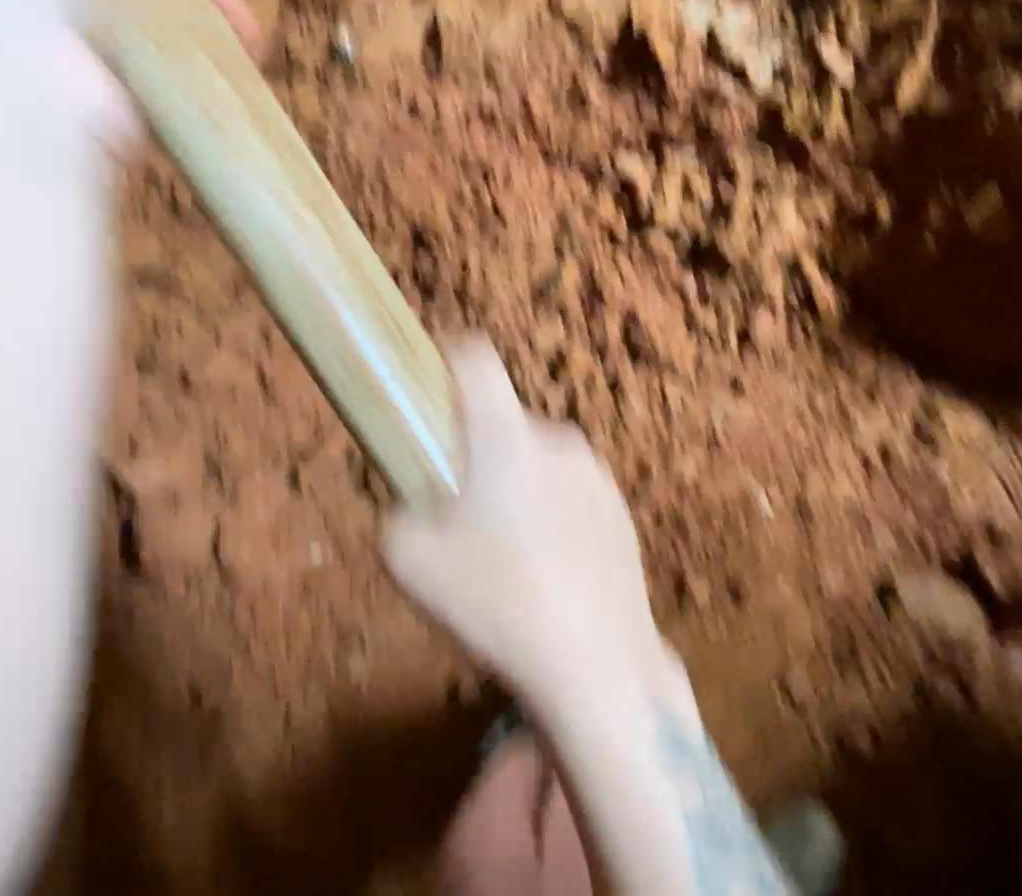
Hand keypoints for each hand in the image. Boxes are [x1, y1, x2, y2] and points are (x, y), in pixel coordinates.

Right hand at [384, 339, 669, 702]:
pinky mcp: (621, 512)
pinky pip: (570, 495)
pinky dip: (552, 516)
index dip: (444, 362)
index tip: (427, 395)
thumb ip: (401, 512)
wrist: (595, 663)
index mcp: (506, 435)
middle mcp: (558, 439)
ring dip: (515, 489)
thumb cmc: (494, 602)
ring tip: (506, 559)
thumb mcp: (408, 560)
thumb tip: (419, 503)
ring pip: (537, 462)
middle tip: (459, 515)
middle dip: (476, 454)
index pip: (475, 358)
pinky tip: (547, 576)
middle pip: (502, 422)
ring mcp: (597, 476)